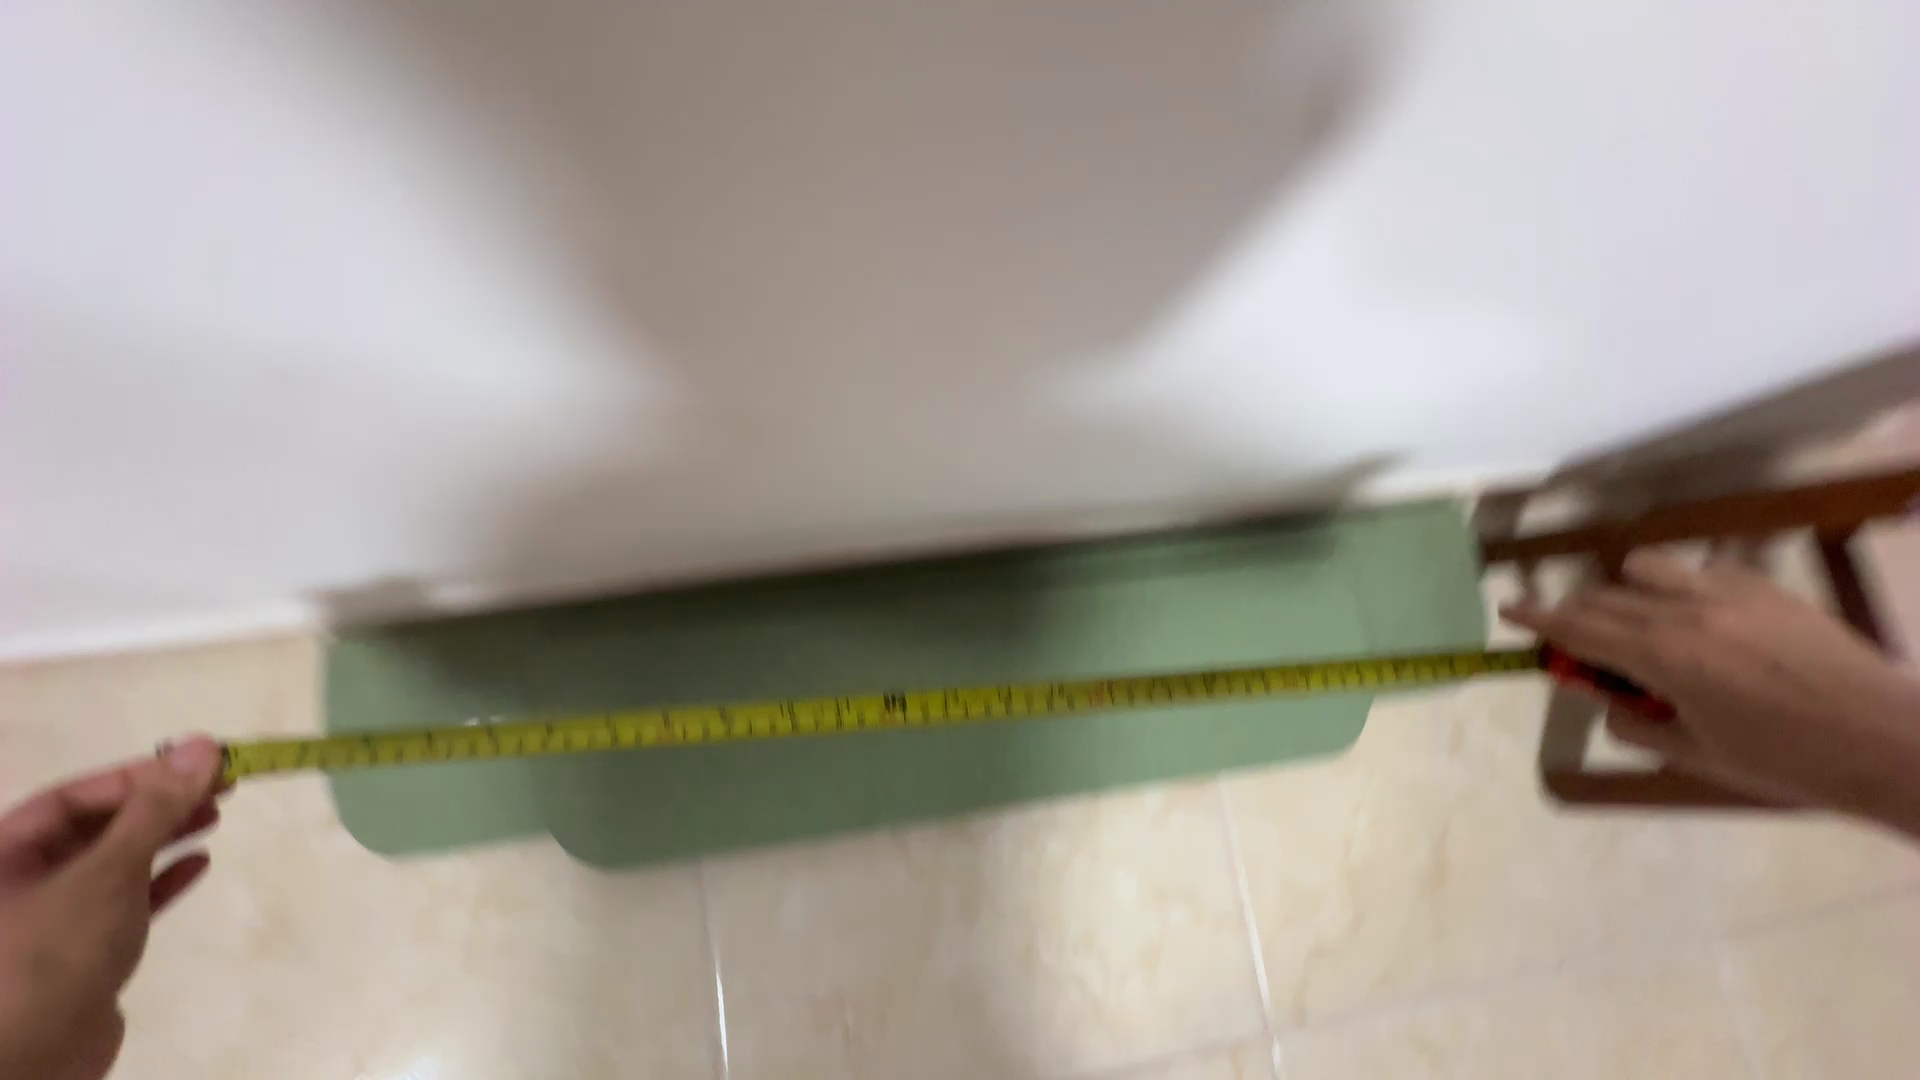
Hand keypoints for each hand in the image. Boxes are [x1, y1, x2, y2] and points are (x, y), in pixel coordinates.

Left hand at [0, 738, 223, 1079]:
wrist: (29, 1059)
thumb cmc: (49, 953)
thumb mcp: (106, 871)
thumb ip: (155, 808)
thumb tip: (203, 744)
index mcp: (1, 860)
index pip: (71, 798)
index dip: (137, 777)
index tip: (201, 767)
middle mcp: (18, 882)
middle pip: (97, 825)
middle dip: (160, 803)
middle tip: (224, 785)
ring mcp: (50, 916)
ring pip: (116, 859)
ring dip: (168, 835)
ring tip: (218, 818)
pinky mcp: (82, 946)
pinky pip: (126, 897)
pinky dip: (165, 877)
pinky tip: (201, 864)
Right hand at [1503, 551, 1919, 829]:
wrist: (1900, 747)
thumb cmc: (1787, 762)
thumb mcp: (1693, 753)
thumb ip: (1628, 720)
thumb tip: (1594, 696)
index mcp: (1661, 657)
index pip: (1575, 627)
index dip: (1534, 618)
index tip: (1507, 609)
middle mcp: (1685, 614)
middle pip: (1600, 598)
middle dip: (1575, 616)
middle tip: (1579, 647)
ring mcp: (1730, 595)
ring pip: (1644, 568)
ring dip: (1623, 590)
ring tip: (1639, 621)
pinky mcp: (1768, 590)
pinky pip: (1700, 570)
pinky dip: (1679, 587)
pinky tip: (1698, 617)